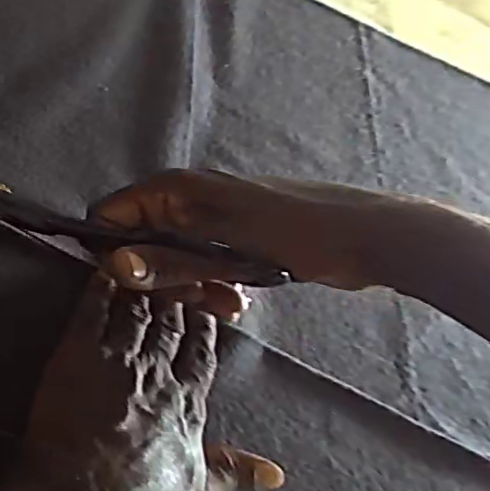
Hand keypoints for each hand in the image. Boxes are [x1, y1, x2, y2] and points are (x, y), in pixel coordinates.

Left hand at [19, 276, 282, 490]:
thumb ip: (231, 474)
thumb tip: (274, 473)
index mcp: (187, 405)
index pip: (201, 355)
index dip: (203, 328)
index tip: (204, 306)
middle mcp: (156, 375)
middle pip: (169, 326)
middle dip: (173, 296)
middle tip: (174, 271)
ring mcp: (116, 360)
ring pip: (133, 312)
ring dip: (138, 287)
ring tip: (142, 265)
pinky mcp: (77, 352)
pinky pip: (91, 311)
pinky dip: (98, 288)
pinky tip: (102, 271)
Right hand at [91, 169, 421, 290]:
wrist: (381, 237)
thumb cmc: (300, 234)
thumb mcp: (225, 253)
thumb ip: (165, 260)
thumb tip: (112, 268)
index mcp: (170, 188)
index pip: (108, 215)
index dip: (111, 250)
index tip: (135, 282)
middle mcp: (180, 196)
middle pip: (137, 237)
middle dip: (157, 273)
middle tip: (189, 297)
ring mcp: (205, 213)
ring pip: (167, 252)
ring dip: (186, 282)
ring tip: (220, 302)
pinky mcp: (228, 232)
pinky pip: (196, 257)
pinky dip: (208, 280)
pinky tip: (234, 299)